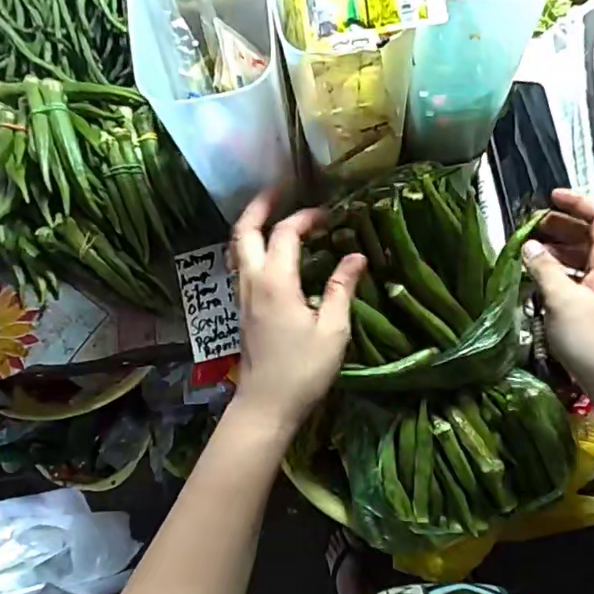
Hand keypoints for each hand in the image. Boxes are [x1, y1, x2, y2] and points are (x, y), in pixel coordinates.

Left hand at [228, 194, 366, 432]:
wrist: (265, 404)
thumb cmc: (302, 370)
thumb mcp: (332, 331)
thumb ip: (341, 289)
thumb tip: (356, 257)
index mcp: (275, 282)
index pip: (286, 232)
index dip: (307, 216)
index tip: (329, 215)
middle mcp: (252, 282)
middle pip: (244, 231)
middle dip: (260, 205)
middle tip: (280, 190)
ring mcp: (242, 296)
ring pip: (237, 248)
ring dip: (252, 225)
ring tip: (273, 214)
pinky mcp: (242, 310)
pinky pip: (241, 266)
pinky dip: (252, 248)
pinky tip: (271, 254)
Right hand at [522, 190, 593, 403]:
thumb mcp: (563, 302)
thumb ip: (545, 270)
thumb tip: (529, 245)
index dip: (578, 202)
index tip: (551, 197)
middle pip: (593, 236)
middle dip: (564, 225)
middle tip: (532, 225)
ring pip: (586, 258)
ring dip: (560, 250)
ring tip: (531, 251)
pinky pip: (582, 278)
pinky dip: (562, 272)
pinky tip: (541, 281)